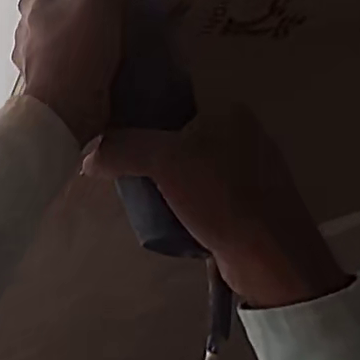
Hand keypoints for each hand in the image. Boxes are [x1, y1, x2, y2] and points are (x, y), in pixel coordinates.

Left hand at [12, 0, 141, 142]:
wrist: (67, 109)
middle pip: (50, 25)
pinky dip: (82, 76)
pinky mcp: (48, 94)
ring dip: (78, 53)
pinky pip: (66, 78)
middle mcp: (24, 39)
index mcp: (30, 13)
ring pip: (57, 53)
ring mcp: (33, 70)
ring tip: (110, 53)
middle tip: (107, 27)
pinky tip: (104, 76)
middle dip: (73, 26)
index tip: (89, 1)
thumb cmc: (76, 49)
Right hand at [85, 106, 348, 307]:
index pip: (170, 99)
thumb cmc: (221, 197)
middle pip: (175, 131)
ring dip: (162, 175)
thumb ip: (120, 149)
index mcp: (227, 109)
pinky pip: (200, 187)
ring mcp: (247, 167)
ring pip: (186, 161)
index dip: (137, 113)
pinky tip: (164, 209)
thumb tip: (86, 157)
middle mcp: (241, 131)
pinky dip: (180, 195)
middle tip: (121, 165)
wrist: (272, 261)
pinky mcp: (247, 199)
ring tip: (138, 189)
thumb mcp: (163, 162)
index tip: (111, 131)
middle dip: (147, 148)